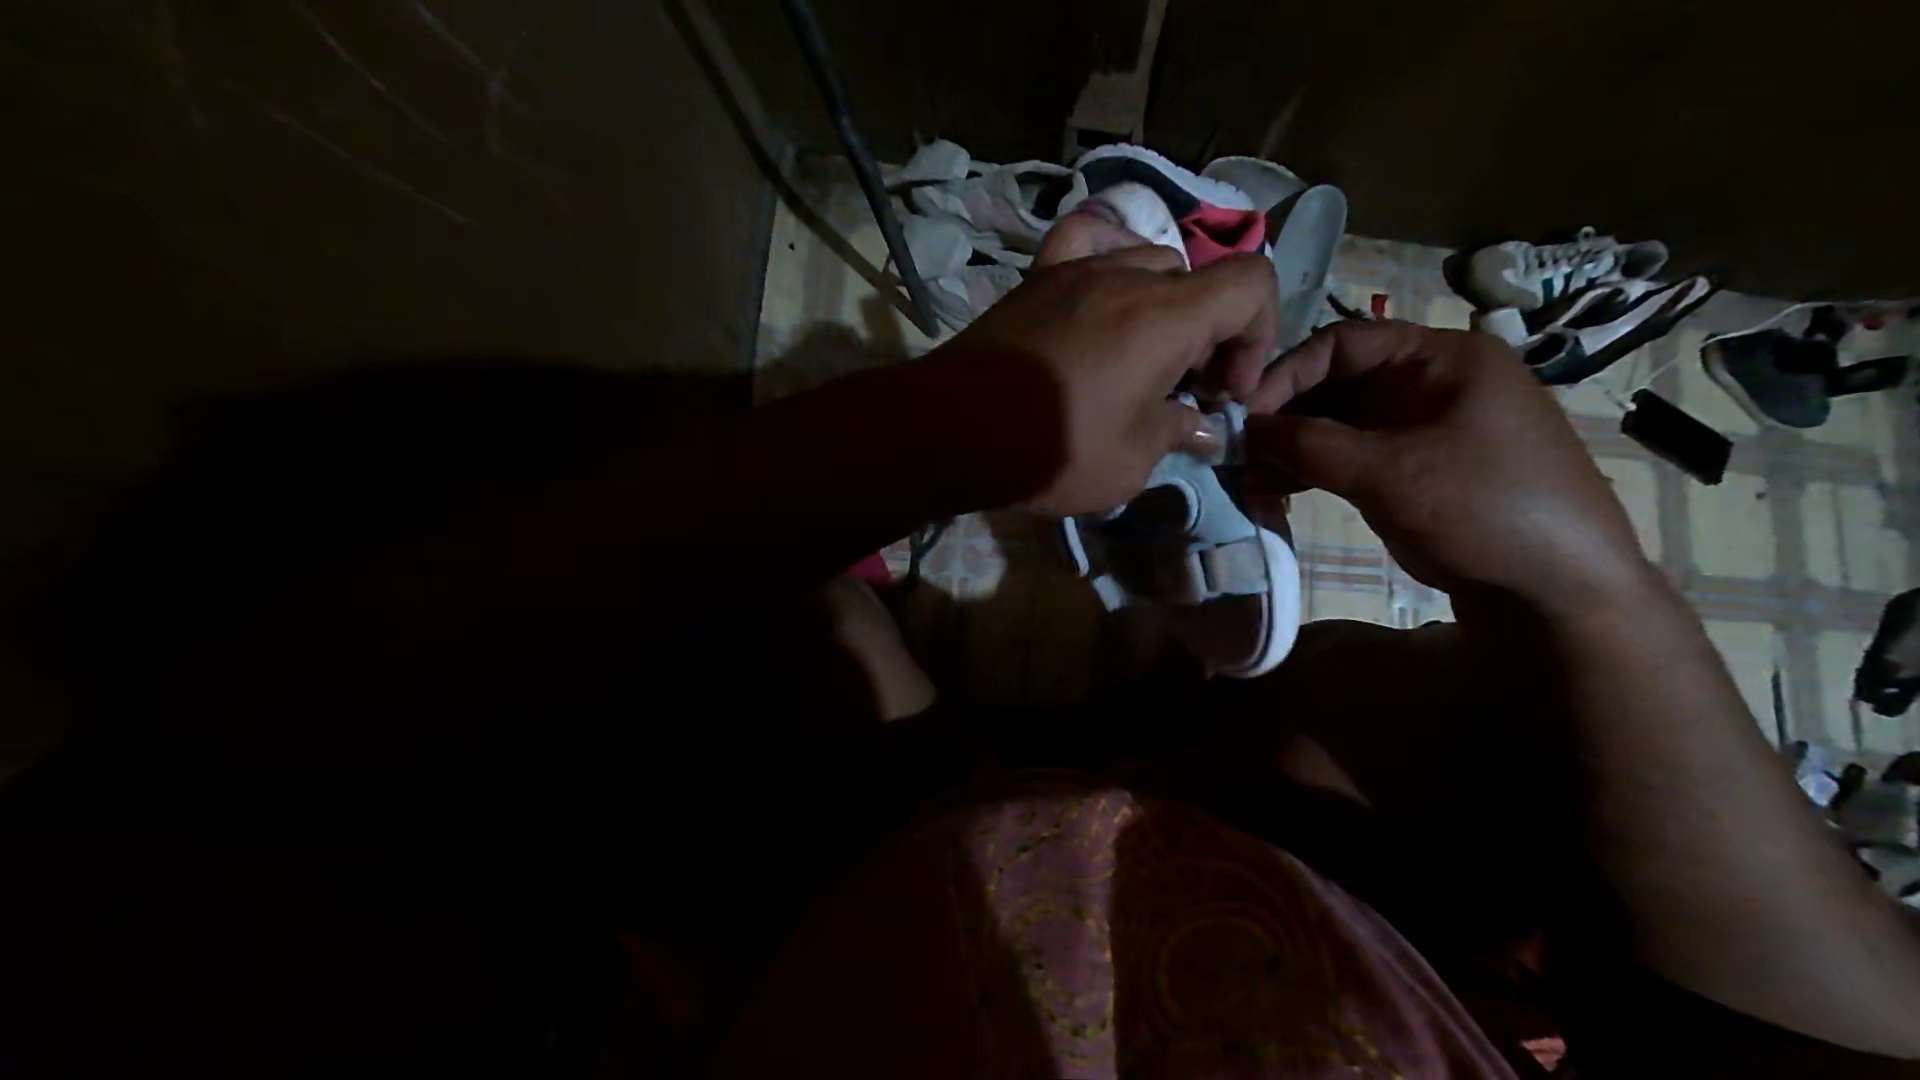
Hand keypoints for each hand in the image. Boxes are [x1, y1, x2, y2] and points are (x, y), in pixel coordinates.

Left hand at [917, 213, 1278, 515]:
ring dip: (1161, 306)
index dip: (1259, 336)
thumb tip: (1201, 428)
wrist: (954, 432)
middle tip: (1179, 389)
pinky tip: (1098, 298)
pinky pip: (1082, 244)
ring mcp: (1074, 271)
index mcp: (1164, 317)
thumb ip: (1176, 434)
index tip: (1226, 391)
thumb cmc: (1052, 451)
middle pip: (1196, 281)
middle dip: (1206, 334)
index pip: (1251, 283)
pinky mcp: (1033, 281)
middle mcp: (1125, 276)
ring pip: (1146, 262)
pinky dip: (1105, 263)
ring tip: (1137, 356)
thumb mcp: (1130, 463)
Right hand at [1240, 320, 1653, 612]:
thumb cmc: (1479, 508)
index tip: (1242, 414)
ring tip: (1243, 479)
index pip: (1342, 344)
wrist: (1551, 592)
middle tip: (1233, 452)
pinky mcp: (1409, 470)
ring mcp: (1418, 429)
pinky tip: (1269, 491)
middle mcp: (1427, 384)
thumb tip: (1240, 429)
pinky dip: (1308, 471)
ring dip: (1287, 450)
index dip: (1285, 374)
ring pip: (1334, 426)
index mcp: (1440, 358)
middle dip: (1281, 419)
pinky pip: (1346, 457)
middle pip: (1334, 385)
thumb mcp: (1385, 470)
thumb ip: (1306, 443)